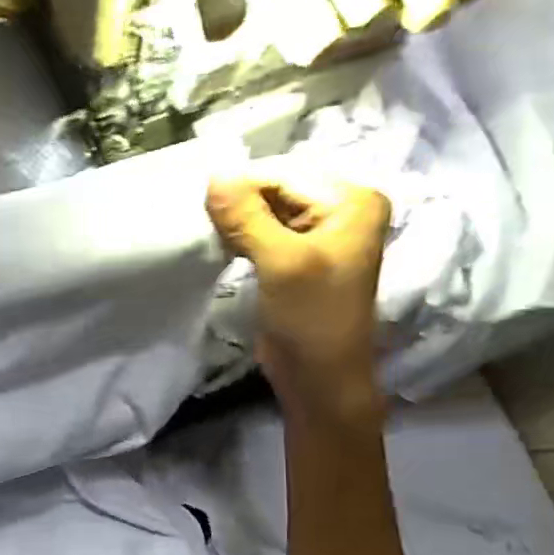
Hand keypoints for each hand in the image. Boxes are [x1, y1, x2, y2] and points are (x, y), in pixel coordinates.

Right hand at [206, 170, 391, 422]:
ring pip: (266, 210)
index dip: (242, 186)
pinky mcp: (298, 256)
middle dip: (239, 203)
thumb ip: (247, 217)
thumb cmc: (311, 320)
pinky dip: (240, 236)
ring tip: (208, 234)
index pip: (285, 174)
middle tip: (201, 220)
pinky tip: (220, 245)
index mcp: (352, 201)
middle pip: (276, 189)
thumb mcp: (281, 263)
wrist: (319, 380)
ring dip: (236, 221)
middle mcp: (341, 208)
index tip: (201, 202)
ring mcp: (319, 233)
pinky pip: (264, 231)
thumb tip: (214, 175)